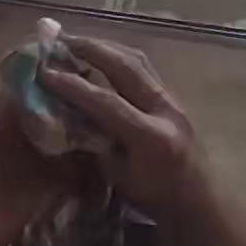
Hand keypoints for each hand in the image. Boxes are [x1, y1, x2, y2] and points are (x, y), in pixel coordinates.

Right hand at [37, 36, 223, 229]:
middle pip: (126, 67)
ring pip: (138, 62)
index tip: (43, 72)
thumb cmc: (153, 197)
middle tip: (59, 41)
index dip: (71, 85)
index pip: (105, 101)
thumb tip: (63, 114)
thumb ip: (93, 140)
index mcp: (151, 137)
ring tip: (76, 42)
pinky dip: (117, 57)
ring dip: (105, 48)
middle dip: (91, 50)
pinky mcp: (172, 98)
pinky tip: (99, 56)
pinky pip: (143, 69)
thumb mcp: (115, 175)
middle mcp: (165, 111)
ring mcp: (173, 101)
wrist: (201, 203)